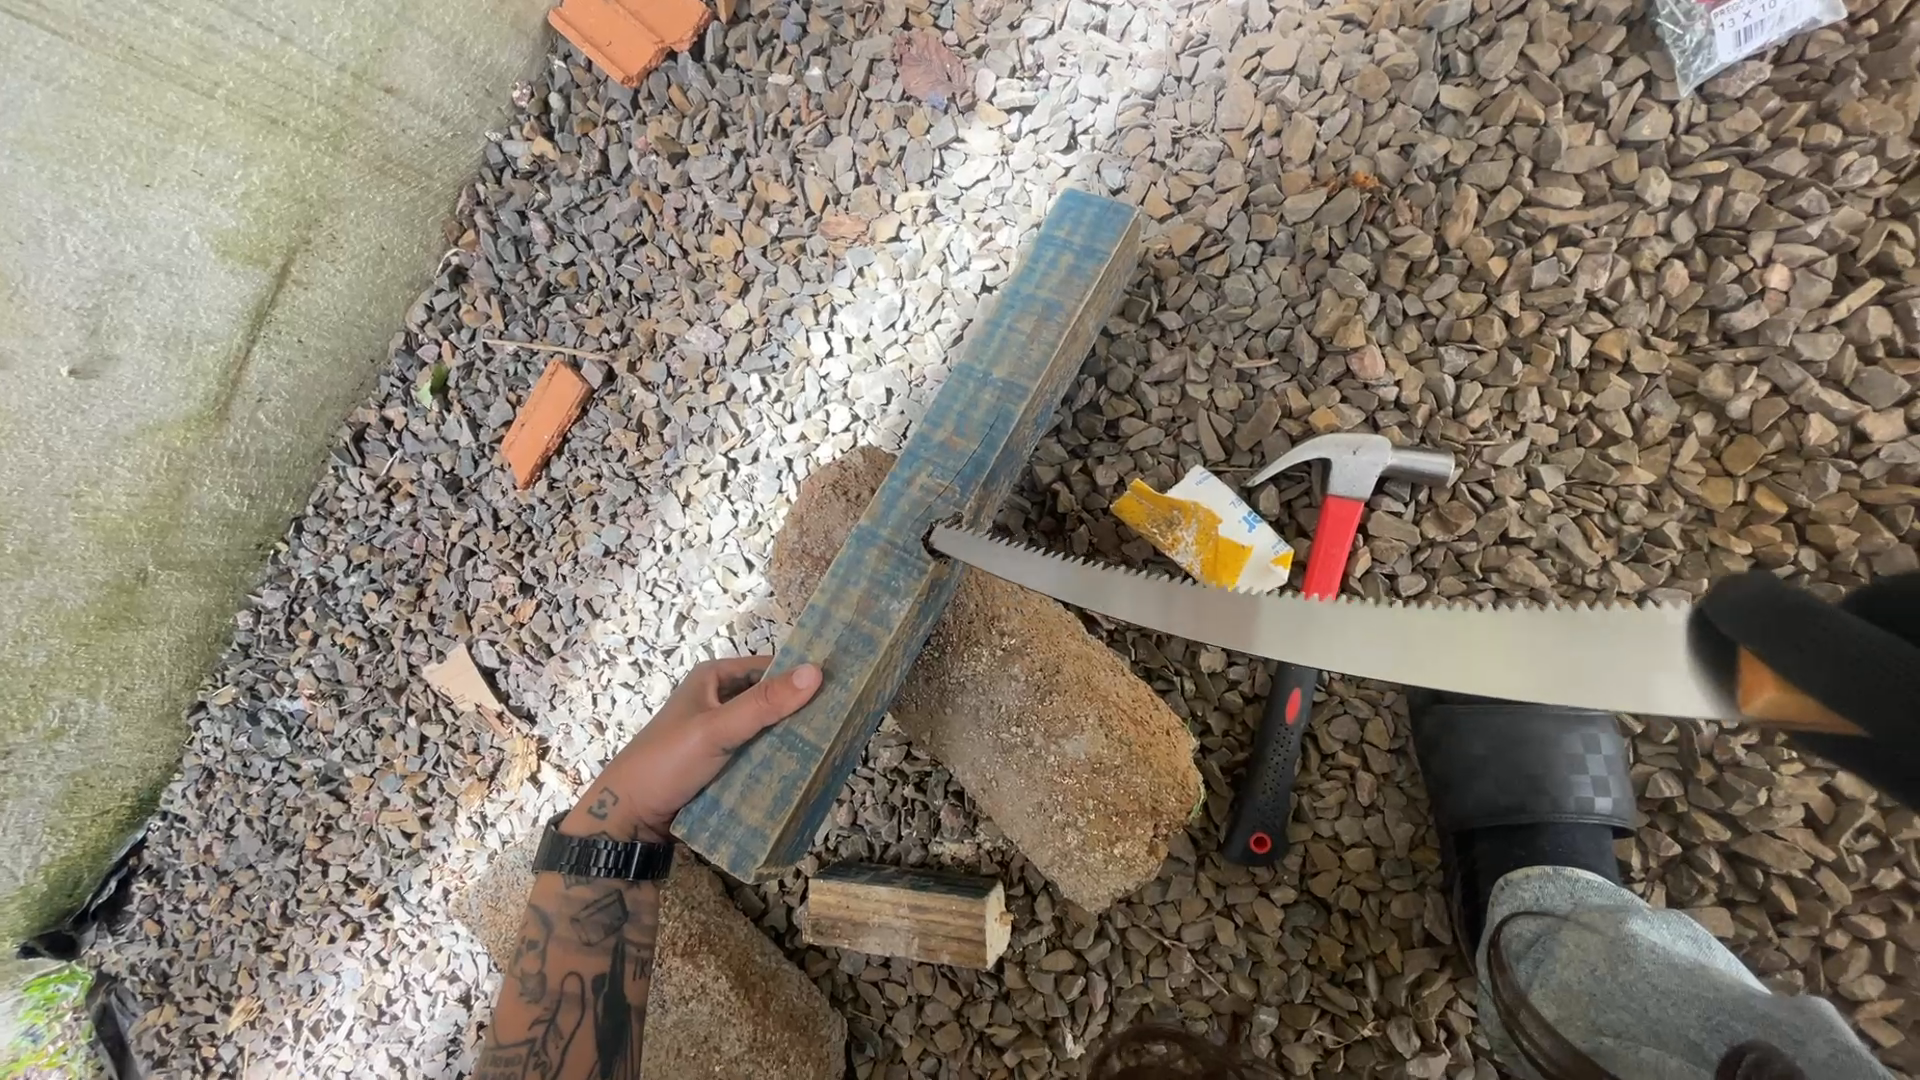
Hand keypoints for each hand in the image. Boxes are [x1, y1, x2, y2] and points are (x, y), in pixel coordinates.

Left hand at [562, 657, 822, 841]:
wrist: (627, 821)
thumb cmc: (667, 763)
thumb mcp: (717, 728)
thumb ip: (765, 703)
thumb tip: (817, 672)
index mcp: (714, 678)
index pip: (770, 668)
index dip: (801, 675)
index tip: (841, 687)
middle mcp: (719, 700)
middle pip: (771, 699)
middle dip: (800, 711)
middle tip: (843, 720)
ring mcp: (721, 733)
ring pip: (767, 729)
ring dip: (792, 738)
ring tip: (833, 745)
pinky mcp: (723, 762)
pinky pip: (759, 754)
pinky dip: (778, 759)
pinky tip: (806, 767)